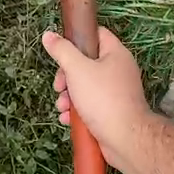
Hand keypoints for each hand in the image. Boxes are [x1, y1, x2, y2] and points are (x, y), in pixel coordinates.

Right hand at [41, 27, 151, 154]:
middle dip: (67, 76)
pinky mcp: (113, 111)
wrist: (125, 139)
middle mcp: (119, 69)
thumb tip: (48, 35)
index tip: (62, 51)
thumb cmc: (102, 98)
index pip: (96, 34)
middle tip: (59, 86)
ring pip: (86, 86)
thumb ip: (62, 51)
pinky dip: (78, 110)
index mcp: (116, 53)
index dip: (77, 39)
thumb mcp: (77, 69)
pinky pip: (91, 104)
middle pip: (86, 63)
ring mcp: (117, 91)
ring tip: (62, 106)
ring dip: (69, 96)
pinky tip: (68, 119)